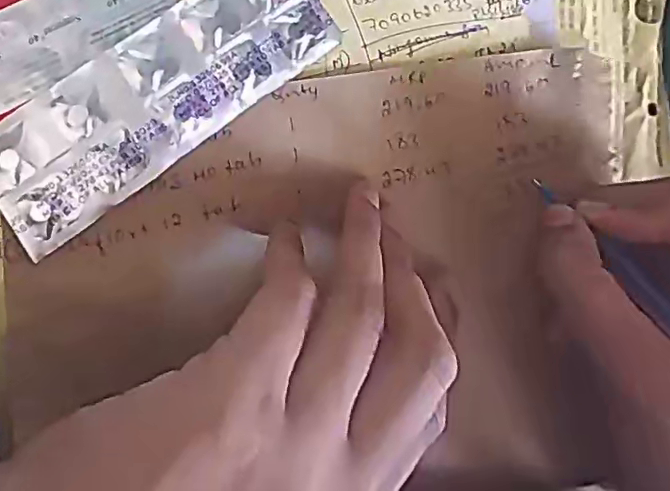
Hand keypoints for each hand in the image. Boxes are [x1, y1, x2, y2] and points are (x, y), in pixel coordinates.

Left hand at [4, 182, 456, 490]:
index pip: (430, 412)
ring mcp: (291, 438)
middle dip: (413, 279)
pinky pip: (289, 302)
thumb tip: (344, 372)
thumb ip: (316, 449)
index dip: (435, 330)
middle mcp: (339, 476)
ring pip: (364, 316)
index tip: (427, 285)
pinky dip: (290, 257)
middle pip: (421, 357)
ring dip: (369, 246)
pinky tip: (282, 236)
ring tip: (361, 205)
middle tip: (398, 230)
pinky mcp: (234, 396)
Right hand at [538, 172, 669, 489]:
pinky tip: (592, 307)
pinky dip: (629, 292)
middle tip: (566, 241)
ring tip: (570, 278)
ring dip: (619, 263)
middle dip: (625, 236)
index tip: (582, 220)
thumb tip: (552, 215)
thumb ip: (589, 290)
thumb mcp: (648, 384)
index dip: (646, 205)